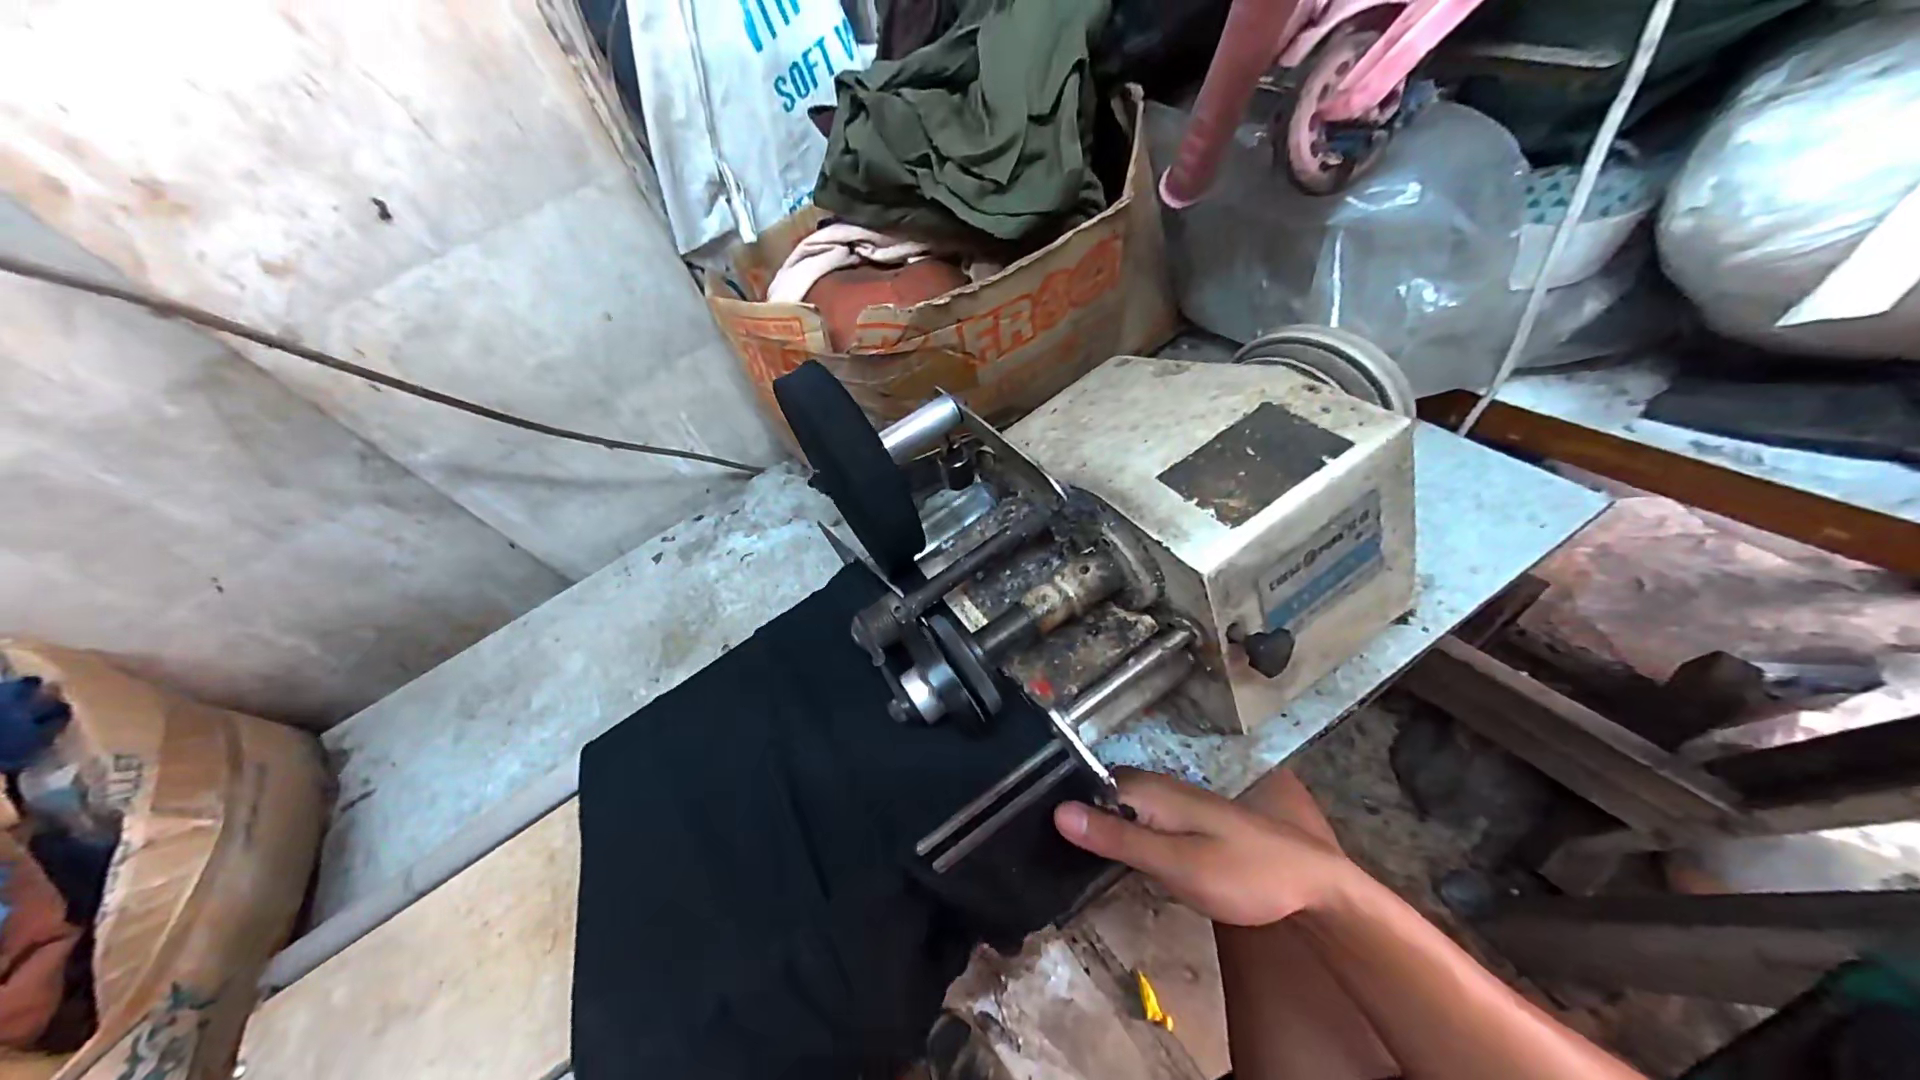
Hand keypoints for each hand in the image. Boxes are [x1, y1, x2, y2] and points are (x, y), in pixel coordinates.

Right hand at [1053, 767, 1358, 926]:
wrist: (1312, 882)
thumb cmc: (1244, 874)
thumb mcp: (1176, 865)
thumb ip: (1118, 839)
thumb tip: (1059, 812)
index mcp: (1150, 791)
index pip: (1088, 787)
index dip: (1066, 809)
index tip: (1042, 837)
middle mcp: (1158, 787)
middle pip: (1103, 793)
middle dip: (1080, 815)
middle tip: (1056, 852)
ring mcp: (1174, 801)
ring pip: (1121, 806)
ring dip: (1102, 826)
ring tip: (1078, 855)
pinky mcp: (1186, 819)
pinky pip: (1140, 817)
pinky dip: (1125, 833)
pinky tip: (1120, 855)